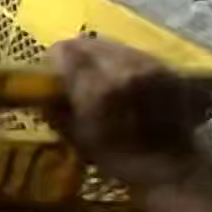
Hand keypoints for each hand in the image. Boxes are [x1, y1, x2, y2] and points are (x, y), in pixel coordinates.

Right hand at [52, 37, 208, 185]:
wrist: (171, 169)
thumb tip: (40, 89)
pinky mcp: (168, 70)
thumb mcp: (73, 133)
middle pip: (89, 42)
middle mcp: (125, 69)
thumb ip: (53, 106)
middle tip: (72, 70)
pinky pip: (134, 53)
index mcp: (97, 86)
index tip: (52, 72)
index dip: (54, 59)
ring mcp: (150, 67)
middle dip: (76, 53)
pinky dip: (122, 60)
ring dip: (99, 55)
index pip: (65, 50)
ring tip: (98, 73)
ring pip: (113, 45)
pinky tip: (122, 77)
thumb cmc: (115, 155)